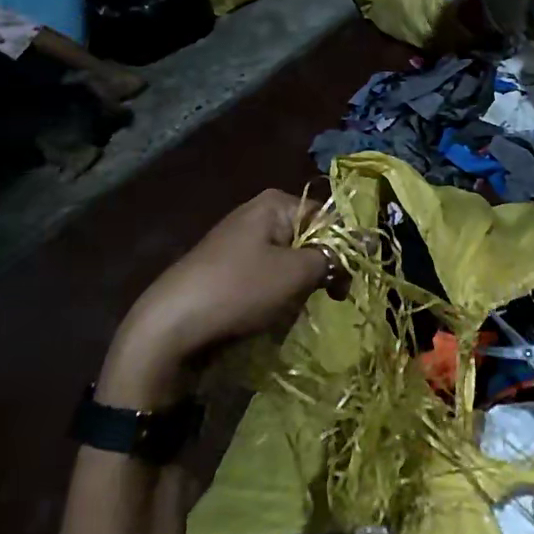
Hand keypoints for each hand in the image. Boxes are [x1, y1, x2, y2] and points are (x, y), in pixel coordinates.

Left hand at [98, 190, 332, 407]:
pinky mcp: (227, 270)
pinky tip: (271, 314)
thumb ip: (335, 255)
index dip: (345, 248)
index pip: (330, 217)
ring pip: (291, 261)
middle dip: (322, 268)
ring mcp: (240, 242)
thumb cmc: (240, 290)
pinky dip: (277, 295)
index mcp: (275, 203)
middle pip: (311, 238)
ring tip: (294, 309)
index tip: (349, 281)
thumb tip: (366, 244)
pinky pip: (268, 276)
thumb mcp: (298, 272)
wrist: (167, 330)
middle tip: (329, 297)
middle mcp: (258, 215)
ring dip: (301, 286)